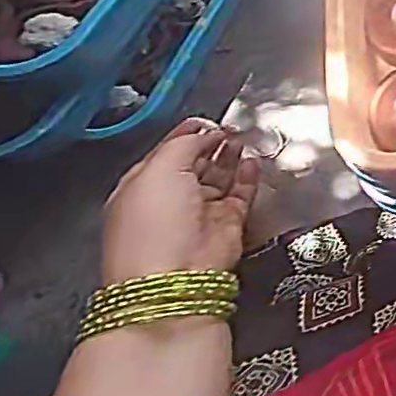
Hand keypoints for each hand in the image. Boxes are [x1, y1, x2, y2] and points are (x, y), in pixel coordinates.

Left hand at [100, 118, 258, 284]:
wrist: (177, 274)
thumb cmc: (154, 225)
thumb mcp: (160, 169)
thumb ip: (184, 144)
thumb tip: (206, 133)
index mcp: (143, 186)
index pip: (167, 152)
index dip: (187, 134)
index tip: (206, 121)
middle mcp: (171, 199)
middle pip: (196, 162)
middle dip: (212, 143)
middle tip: (230, 127)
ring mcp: (200, 211)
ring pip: (220, 175)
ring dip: (231, 156)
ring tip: (243, 138)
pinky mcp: (228, 222)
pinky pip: (242, 192)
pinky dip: (248, 176)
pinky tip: (252, 161)